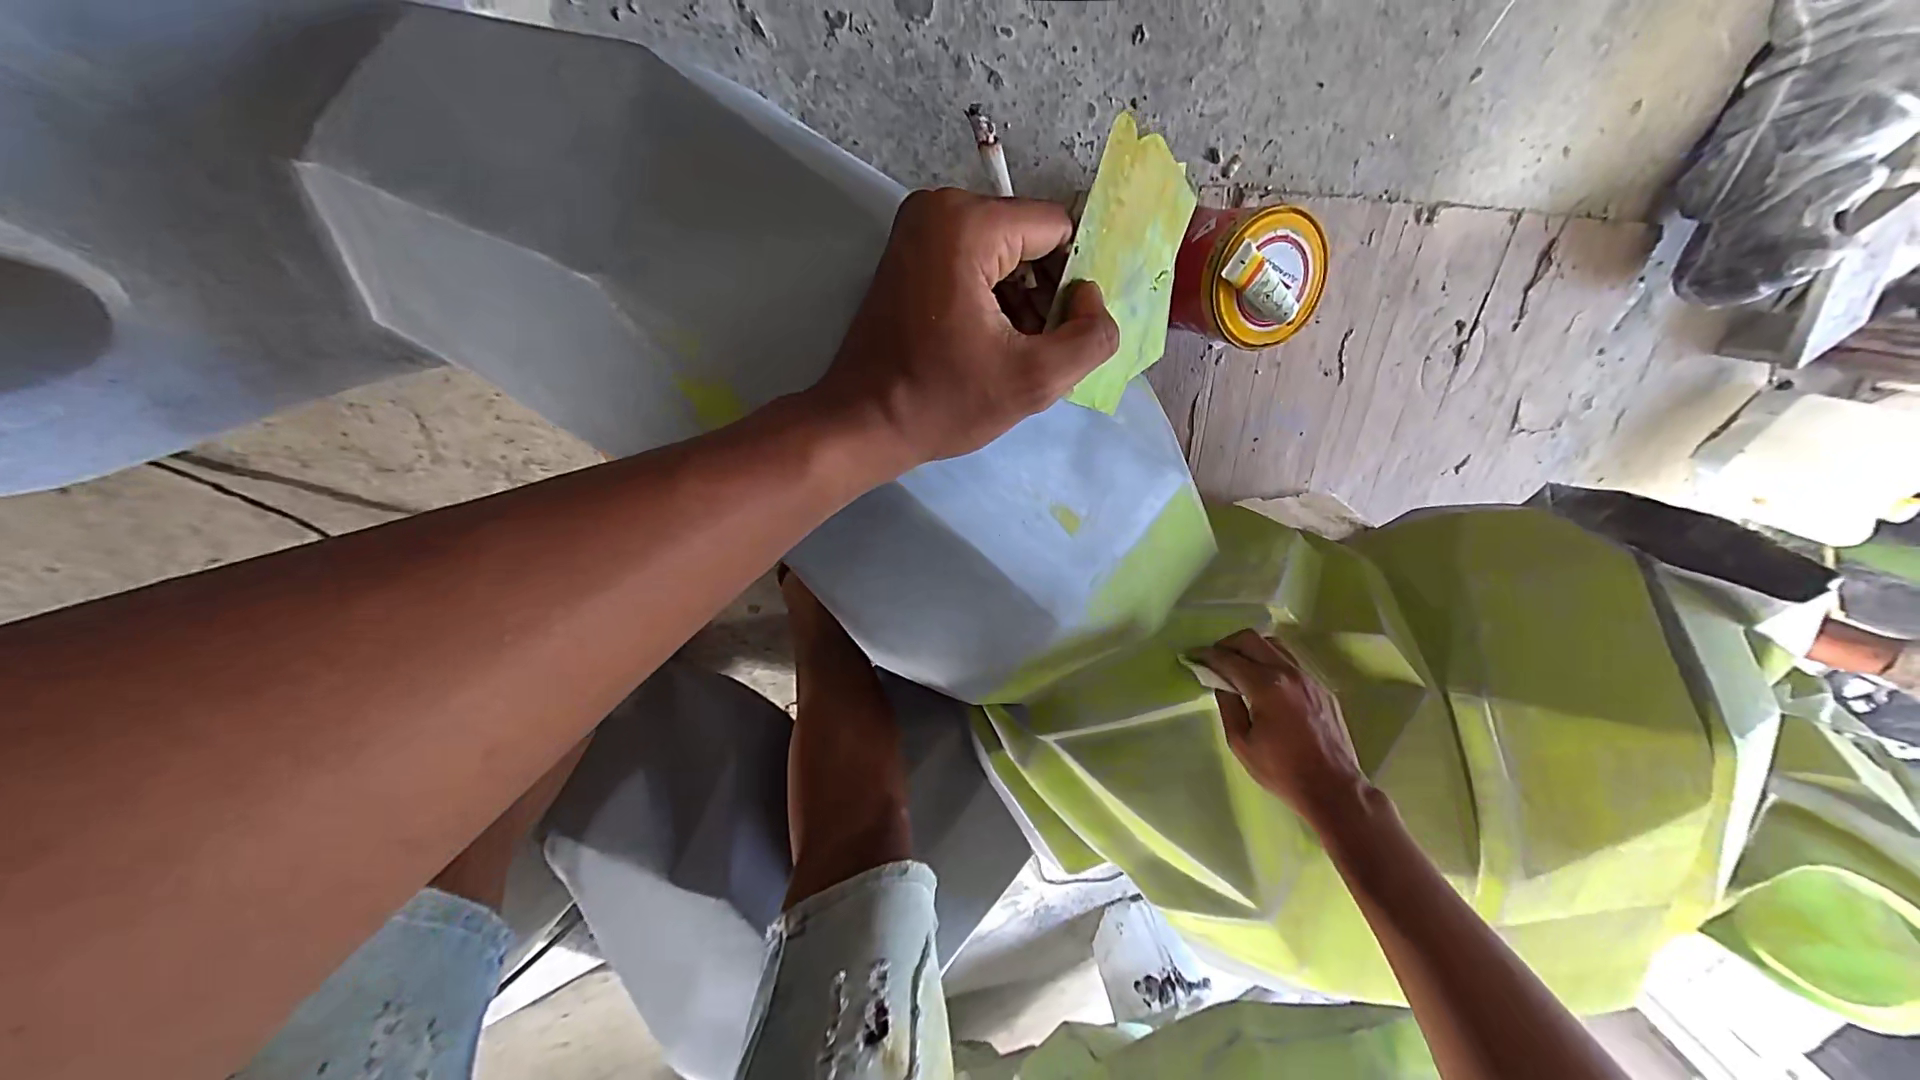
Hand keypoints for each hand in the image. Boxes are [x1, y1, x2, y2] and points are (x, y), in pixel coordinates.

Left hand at [807, 188, 1118, 469]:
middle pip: (1029, 240)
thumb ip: (1091, 336)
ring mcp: (917, 229)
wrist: (863, 424)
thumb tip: (1090, 298)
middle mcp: (939, 208)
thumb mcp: (1035, 380)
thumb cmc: (943, 402)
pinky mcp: (907, 255)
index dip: (1073, 284)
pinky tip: (984, 345)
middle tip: (1031, 350)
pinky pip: (973, 264)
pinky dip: (990, 300)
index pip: (1059, 231)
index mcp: (968, 224)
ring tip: (1007, 354)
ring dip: (1019, 302)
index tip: (1056, 335)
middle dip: (1043, 295)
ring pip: (1004, 255)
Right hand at [1192, 630, 1371, 823]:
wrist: (1334, 788)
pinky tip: (1264, 681)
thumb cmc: (1282, 770)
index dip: (1206, 655)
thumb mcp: (1241, 742)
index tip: (1192, 656)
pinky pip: (1291, 662)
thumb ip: (1228, 706)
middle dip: (1227, 643)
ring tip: (1238, 665)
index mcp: (1267, 686)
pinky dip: (1270, 661)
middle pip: (1252, 640)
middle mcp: (1289, 674)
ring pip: (1274, 645)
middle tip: (1213, 658)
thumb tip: (1221, 683)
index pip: (1229, 659)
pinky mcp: (1321, 688)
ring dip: (1251, 649)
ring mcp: (1309, 678)